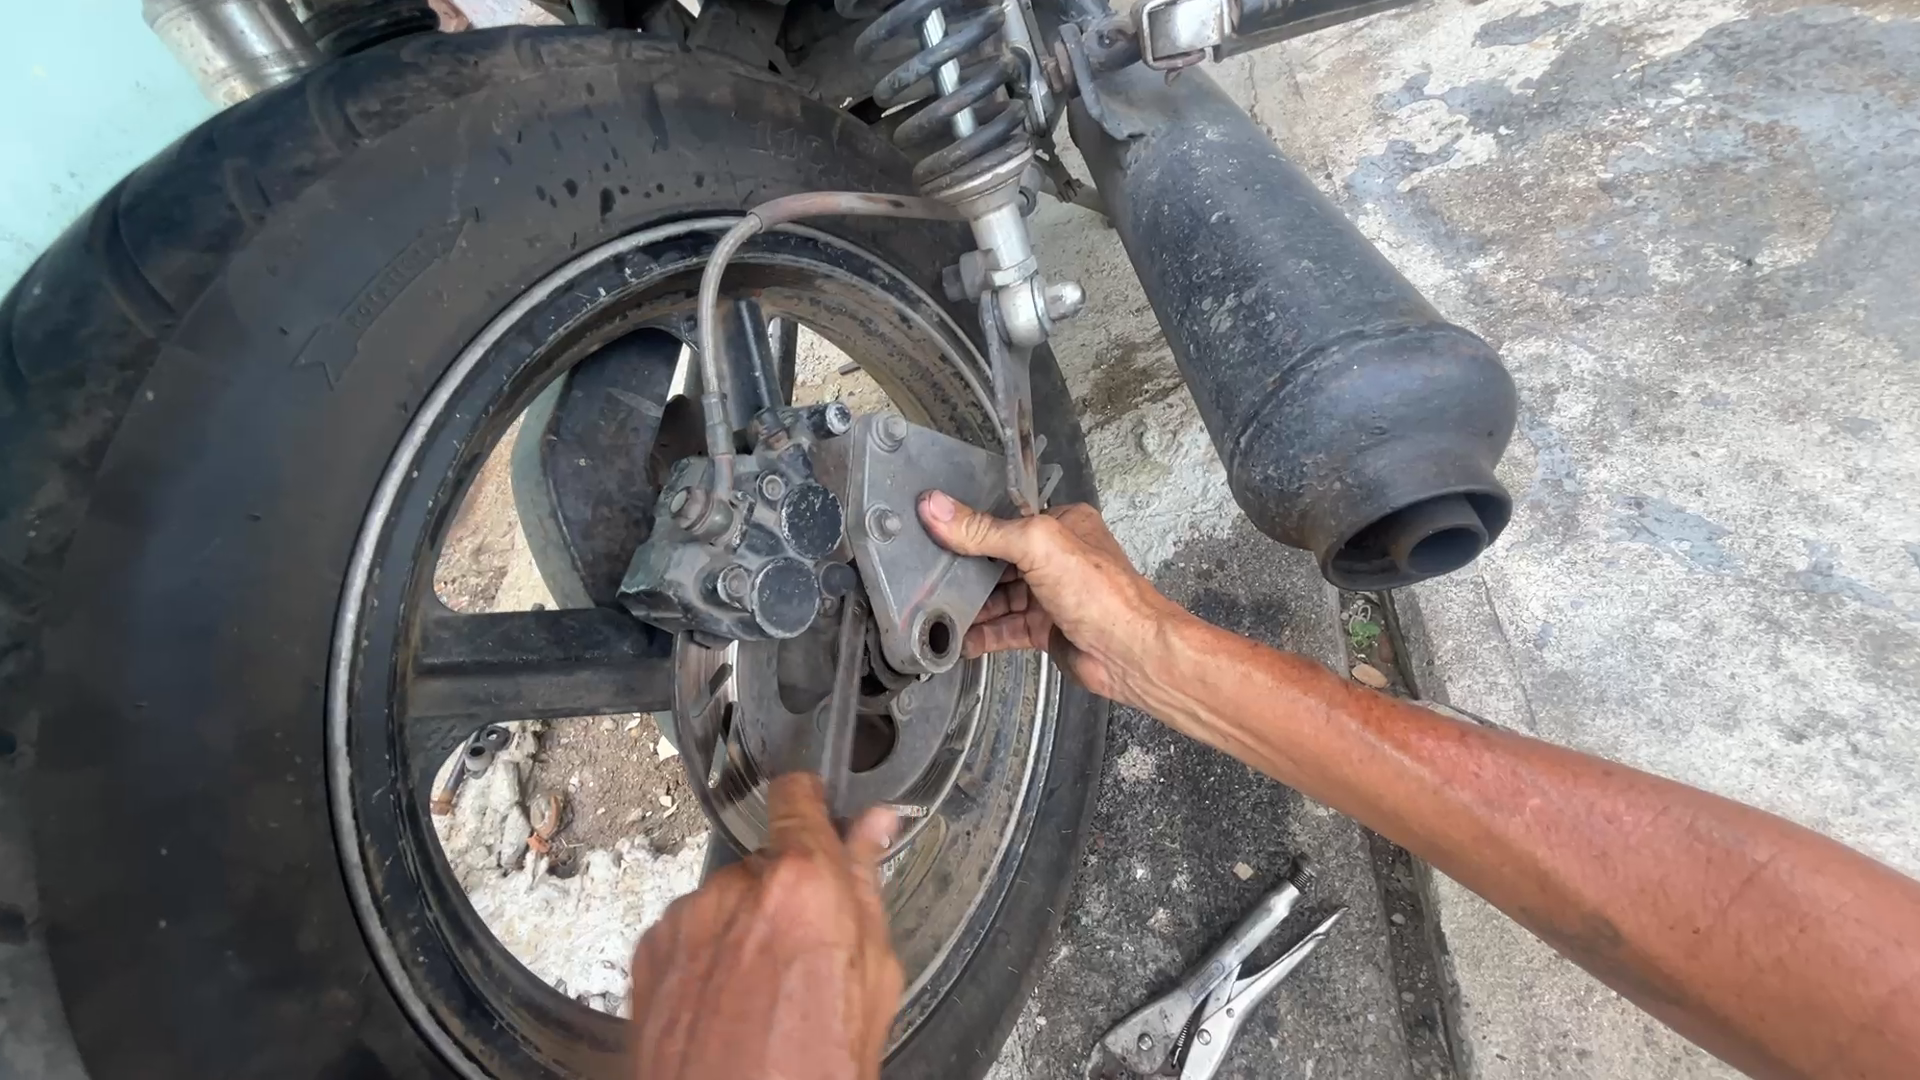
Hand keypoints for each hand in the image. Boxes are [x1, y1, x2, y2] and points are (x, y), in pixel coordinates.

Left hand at [628, 773, 901, 1079]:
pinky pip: (692, 927)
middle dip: (786, 890)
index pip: (797, 796)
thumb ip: (867, 884)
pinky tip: (725, 1000)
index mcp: (803, 882)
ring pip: (730, 896)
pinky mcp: (650, 951)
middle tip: (802, 950)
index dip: (810, 800)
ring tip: (760, 989)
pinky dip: (707, 951)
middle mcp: (736, 886)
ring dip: (744, 923)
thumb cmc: (814, 1068)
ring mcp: (687, 919)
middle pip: (769, 861)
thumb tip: (874, 826)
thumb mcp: (873, 975)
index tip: (813, 804)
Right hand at [916, 491, 1189, 707]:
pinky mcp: (1044, 629)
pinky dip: (981, 634)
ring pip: (998, 597)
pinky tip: (957, 639)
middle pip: (997, 560)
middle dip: (964, 571)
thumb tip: (937, 507)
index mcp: (1061, 525)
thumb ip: (984, 529)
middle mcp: (1055, 558)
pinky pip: (1004, 628)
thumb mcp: (1036, 546)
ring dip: (969, 606)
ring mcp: (1049, 595)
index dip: (970, 526)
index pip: (1005, 519)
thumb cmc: (1100, 592)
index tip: (932, 531)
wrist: (1130, 653)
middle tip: (924, 575)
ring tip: (933, 611)